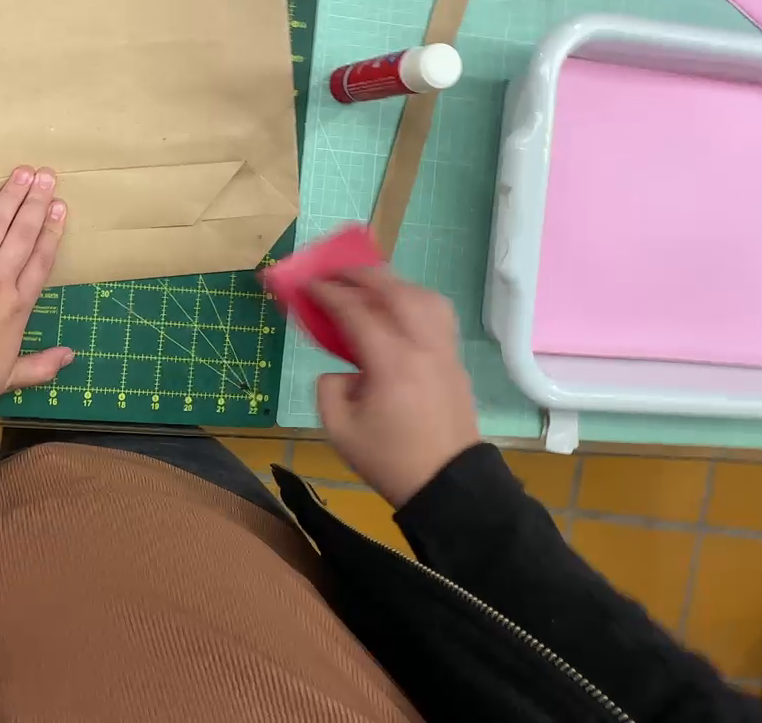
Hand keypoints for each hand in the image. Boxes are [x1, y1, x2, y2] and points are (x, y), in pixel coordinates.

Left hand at [0, 166, 71, 405]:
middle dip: (36, 202)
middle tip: (46, 175)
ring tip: (24, 172)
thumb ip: (42, 366)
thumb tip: (70, 356)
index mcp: (18, 306)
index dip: (52, 231)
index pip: (41, 260)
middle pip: (22, 233)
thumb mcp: (10, 378)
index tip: (59, 207)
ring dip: (11, 195)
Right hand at [311, 265, 479, 506]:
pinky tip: (395, 311)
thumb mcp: (339, 428)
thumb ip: (329, 386)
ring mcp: (444, 352)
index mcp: (391, 363)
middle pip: (395, 291)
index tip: (306, 284)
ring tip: (367, 286)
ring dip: (392, 283)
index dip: (326, 293)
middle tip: (334, 273)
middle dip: (360, 275)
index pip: (355, 311)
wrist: (449, 488)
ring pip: (424, 296)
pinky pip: (437, 314)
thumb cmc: (389, 459)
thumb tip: (343, 369)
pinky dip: (413, 300)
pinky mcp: (455, 362)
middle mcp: (422, 348)